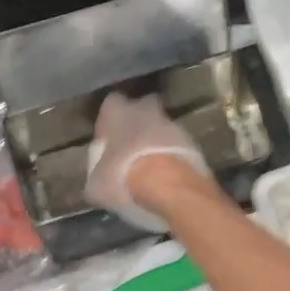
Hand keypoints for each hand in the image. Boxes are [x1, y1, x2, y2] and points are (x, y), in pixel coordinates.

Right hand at [86, 93, 211, 232]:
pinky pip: (178, 146)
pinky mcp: (192, 142)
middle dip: (139, 123)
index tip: (110, 139)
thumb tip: (97, 184)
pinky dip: (174, 158)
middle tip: (133, 147)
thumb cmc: (122, 178)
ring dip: (158, 142)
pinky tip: (169, 177)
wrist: (168, 186)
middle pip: (142, 108)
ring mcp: (172, 124)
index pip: (111, 104)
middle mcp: (145, 109)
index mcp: (116, 111)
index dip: (110, 121)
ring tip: (153, 168)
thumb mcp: (97, 185)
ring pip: (162, 127)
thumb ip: (97, 177)